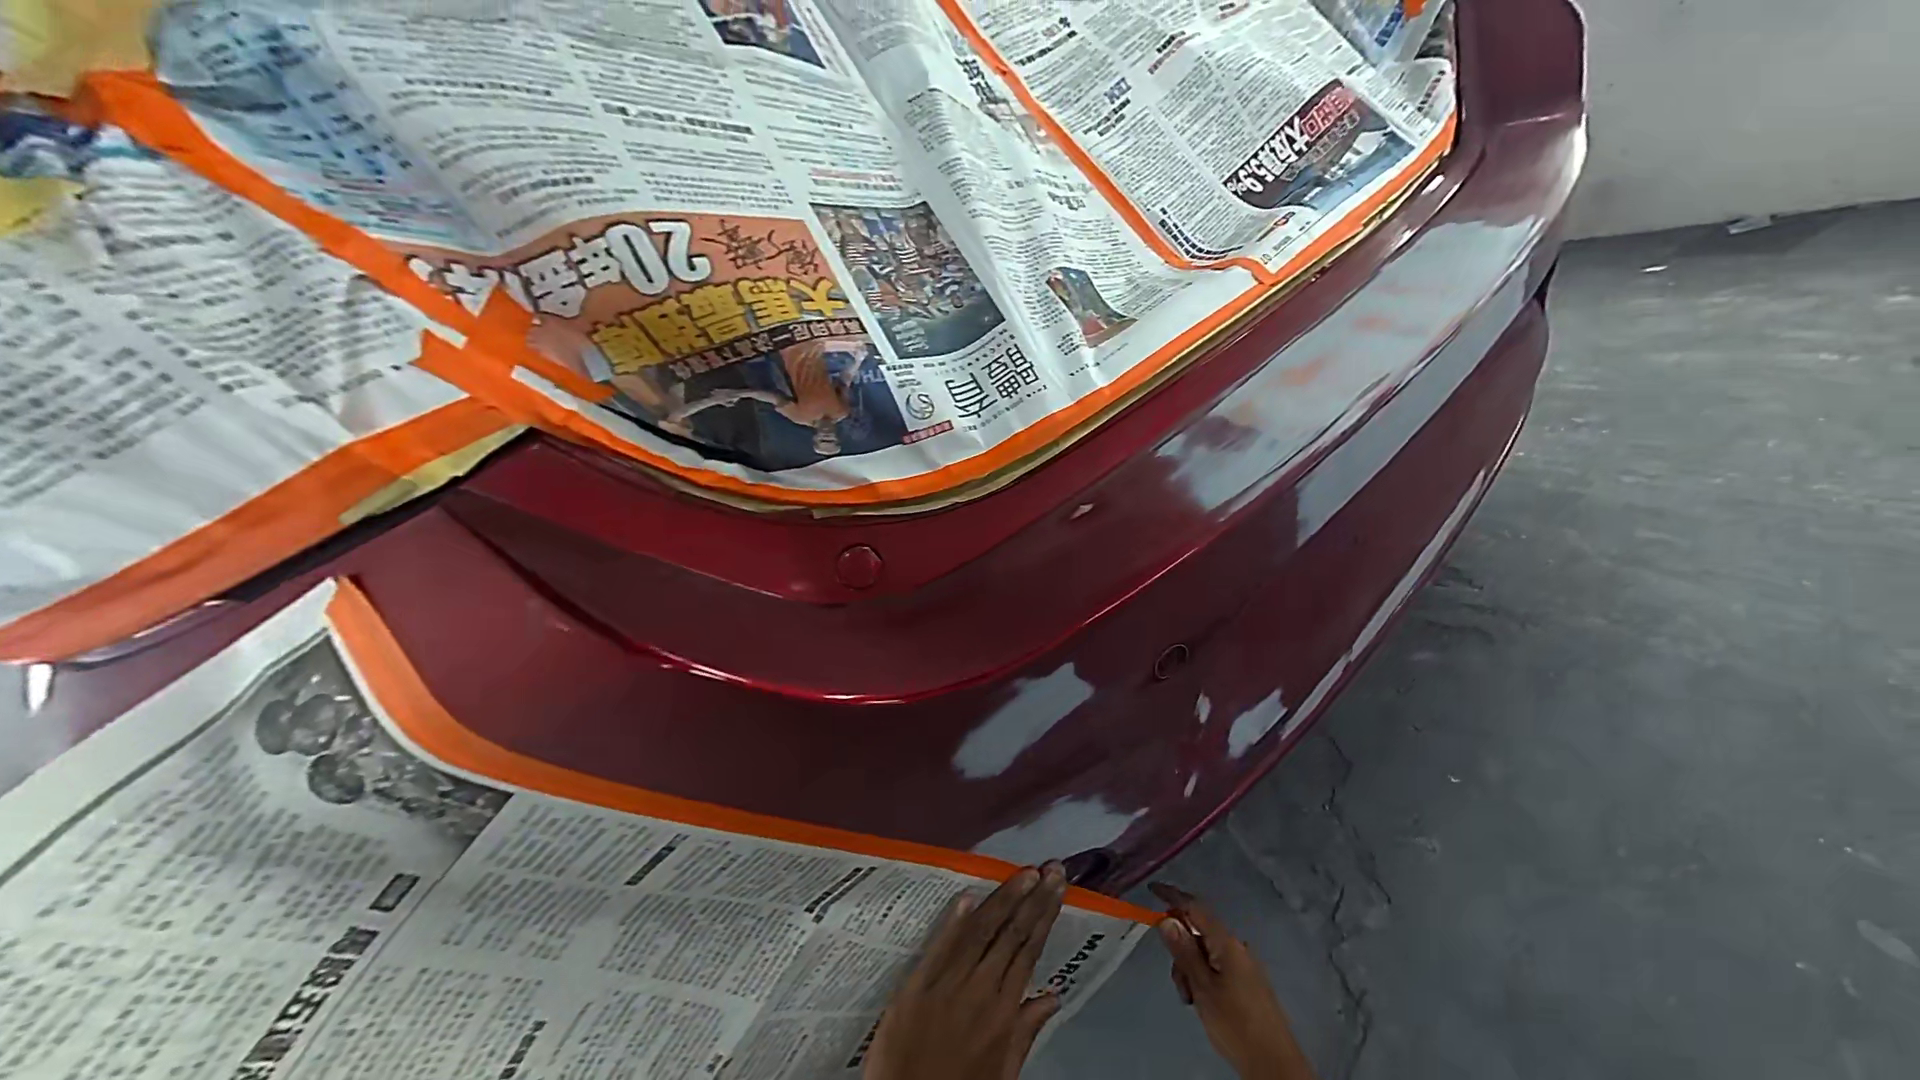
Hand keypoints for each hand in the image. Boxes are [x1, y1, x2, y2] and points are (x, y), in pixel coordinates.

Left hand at [864, 862, 1067, 1079]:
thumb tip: (1054, 995)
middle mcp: (981, 990)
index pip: (1029, 950)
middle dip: (1033, 897)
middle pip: (1011, 934)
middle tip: (1050, 867)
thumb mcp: (1003, 1072)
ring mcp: (948, 984)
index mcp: (1004, 1012)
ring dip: (1004, 899)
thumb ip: (1025, 1030)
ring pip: (981, 932)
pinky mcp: (916, 985)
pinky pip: (939, 947)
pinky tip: (968, 896)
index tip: (1056, 886)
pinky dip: (954, 921)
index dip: (1044, 915)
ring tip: (1024, 872)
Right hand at [1151, 882, 1317, 1079]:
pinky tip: (1203, 1002)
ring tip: (1193, 1000)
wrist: (1275, 1065)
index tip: (1152, 889)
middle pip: (1199, 933)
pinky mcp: (1248, 983)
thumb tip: (1167, 919)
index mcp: (1227, 943)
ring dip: (1191, 969)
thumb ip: (1183, 952)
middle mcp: (1238, 948)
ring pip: (1206, 953)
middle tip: (1179, 983)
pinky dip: (1204, 977)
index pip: (1195, 908)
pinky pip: (1217, 967)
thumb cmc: (1235, 1024)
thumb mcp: (1202, 987)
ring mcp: (1245, 965)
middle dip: (1181, 950)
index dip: (1172, 896)